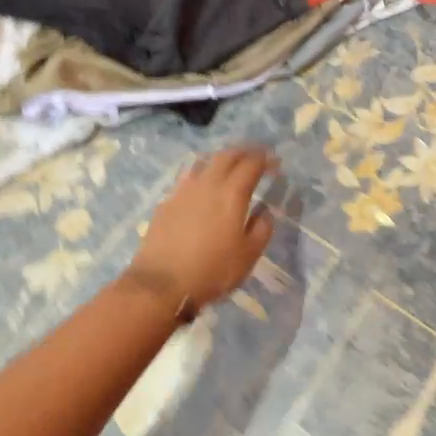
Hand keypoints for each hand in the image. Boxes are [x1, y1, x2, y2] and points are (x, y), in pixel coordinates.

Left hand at [125, 147, 276, 316]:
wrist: (160, 284)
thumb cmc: (211, 270)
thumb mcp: (248, 255)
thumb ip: (262, 229)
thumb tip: (265, 212)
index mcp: (232, 194)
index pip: (251, 164)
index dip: (265, 159)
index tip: (275, 162)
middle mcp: (208, 184)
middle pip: (227, 155)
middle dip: (244, 151)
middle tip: (255, 156)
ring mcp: (183, 191)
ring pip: (204, 162)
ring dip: (221, 159)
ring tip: (229, 166)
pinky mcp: (166, 202)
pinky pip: (187, 178)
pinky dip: (201, 174)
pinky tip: (202, 187)